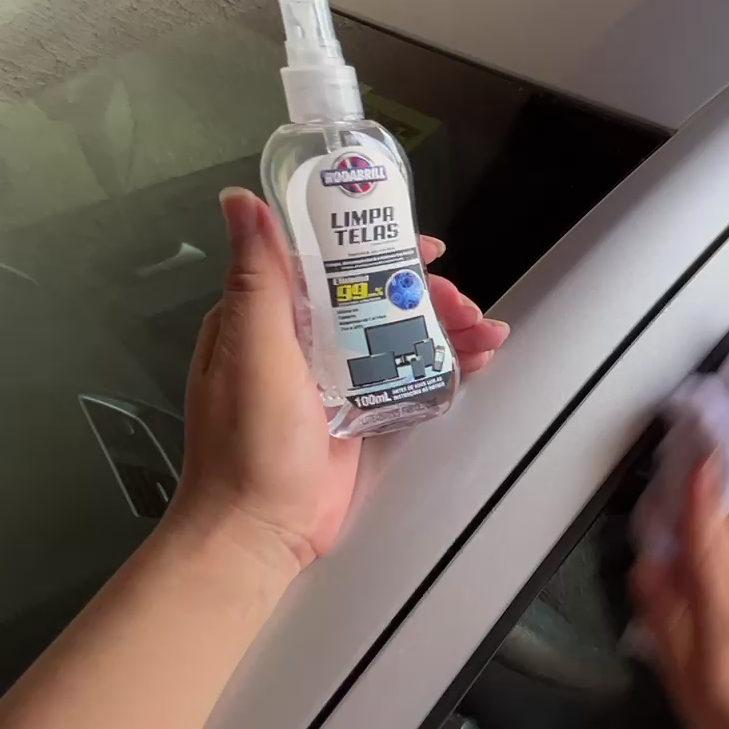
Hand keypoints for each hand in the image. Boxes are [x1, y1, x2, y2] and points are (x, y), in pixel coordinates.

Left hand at [171, 188, 507, 573]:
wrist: (261, 529)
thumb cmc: (250, 440)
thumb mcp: (253, 352)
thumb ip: (257, 279)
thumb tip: (240, 199)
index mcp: (272, 316)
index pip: (332, 263)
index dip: (381, 248)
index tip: (428, 249)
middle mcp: (305, 339)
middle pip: (378, 299)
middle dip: (429, 297)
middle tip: (466, 306)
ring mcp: (336, 376)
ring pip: (401, 334)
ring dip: (448, 329)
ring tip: (489, 335)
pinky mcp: (362, 409)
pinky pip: (408, 373)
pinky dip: (445, 363)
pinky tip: (478, 361)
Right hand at [630, 459, 728, 728]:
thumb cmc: (712, 694)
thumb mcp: (671, 661)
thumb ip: (658, 607)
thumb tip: (647, 560)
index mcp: (722, 602)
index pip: (711, 536)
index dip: (704, 494)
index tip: (696, 456)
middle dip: (723, 472)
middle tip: (701, 437)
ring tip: (726, 447)